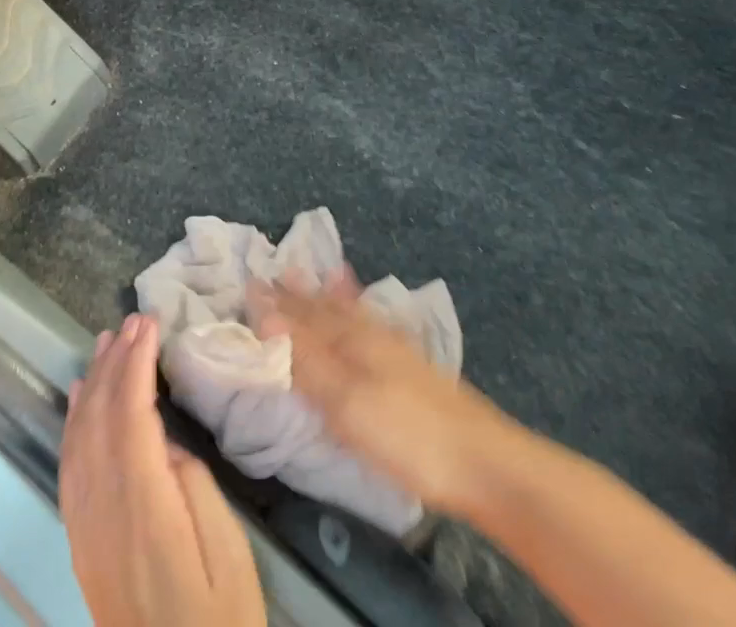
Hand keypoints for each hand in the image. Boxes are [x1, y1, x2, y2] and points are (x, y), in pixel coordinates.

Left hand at [60, 313, 264, 626]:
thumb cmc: (216, 620)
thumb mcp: (229, 557)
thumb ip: (196, 490)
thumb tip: (167, 446)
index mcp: (143, 503)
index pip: (131, 414)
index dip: (136, 364)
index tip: (149, 325)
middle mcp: (102, 502)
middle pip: (99, 414)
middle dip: (114, 361)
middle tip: (133, 320)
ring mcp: (84, 518)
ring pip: (78, 432)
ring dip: (91, 382)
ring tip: (106, 341)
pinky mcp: (80, 532)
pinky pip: (68, 461)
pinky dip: (72, 420)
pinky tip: (77, 398)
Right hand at [252, 277, 518, 514]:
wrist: (487, 466)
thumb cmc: (407, 435)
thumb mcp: (346, 400)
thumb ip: (306, 359)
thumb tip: (266, 315)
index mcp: (351, 342)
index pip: (303, 316)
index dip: (275, 303)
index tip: (248, 285)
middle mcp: (373, 338)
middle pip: (329, 311)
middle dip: (301, 293)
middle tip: (279, 270)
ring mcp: (400, 354)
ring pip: (358, 315)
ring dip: (337, 296)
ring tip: (328, 272)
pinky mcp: (418, 374)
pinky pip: (384, 329)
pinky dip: (373, 317)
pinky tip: (378, 317)